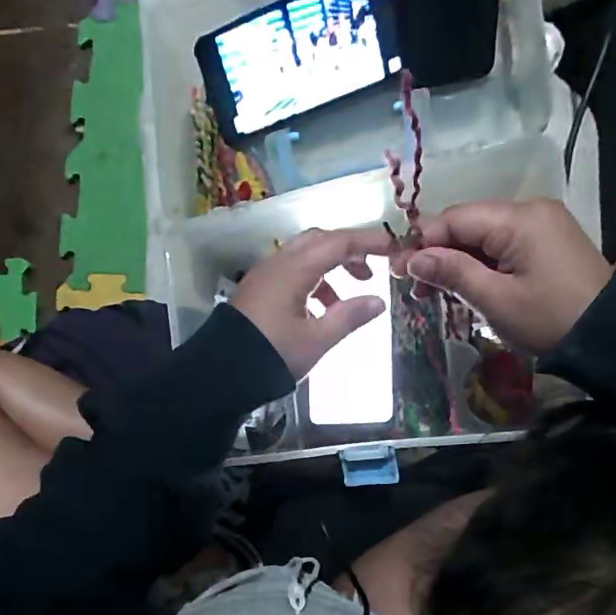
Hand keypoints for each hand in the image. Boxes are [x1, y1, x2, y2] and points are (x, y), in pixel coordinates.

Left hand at [233, 228, 392, 378]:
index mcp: (295, 269)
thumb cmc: (273, 355)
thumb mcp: (316, 340)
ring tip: (346, 300)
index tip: (393, 248)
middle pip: (320, 241)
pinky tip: (320, 310)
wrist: (222, 372)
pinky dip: (311, 281)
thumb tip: (378, 301)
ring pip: (303, 256)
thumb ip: (349, 317)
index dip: (369, 242)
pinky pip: (289, 272)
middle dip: (348, 251)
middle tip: (369, 273)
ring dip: (329, 269)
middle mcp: (278, 263)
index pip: (339, 242)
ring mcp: (264, 275)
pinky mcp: (256, 290)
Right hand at [399, 200, 613, 352]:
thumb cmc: (549, 318)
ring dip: (454, 261)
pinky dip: (478, 264)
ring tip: (429, 291)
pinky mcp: (545, 243)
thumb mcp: (495, 300)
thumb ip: (453, 273)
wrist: (609, 335)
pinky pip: (501, 245)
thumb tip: (413, 259)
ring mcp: (541, 225)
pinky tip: (460, 286)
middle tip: (410, 284)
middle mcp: (530, 211)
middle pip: (467, 224)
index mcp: (519, 219)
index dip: (422, 241)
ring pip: (482, 236)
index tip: (395, 267)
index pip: (455, 218)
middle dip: (436, 252)